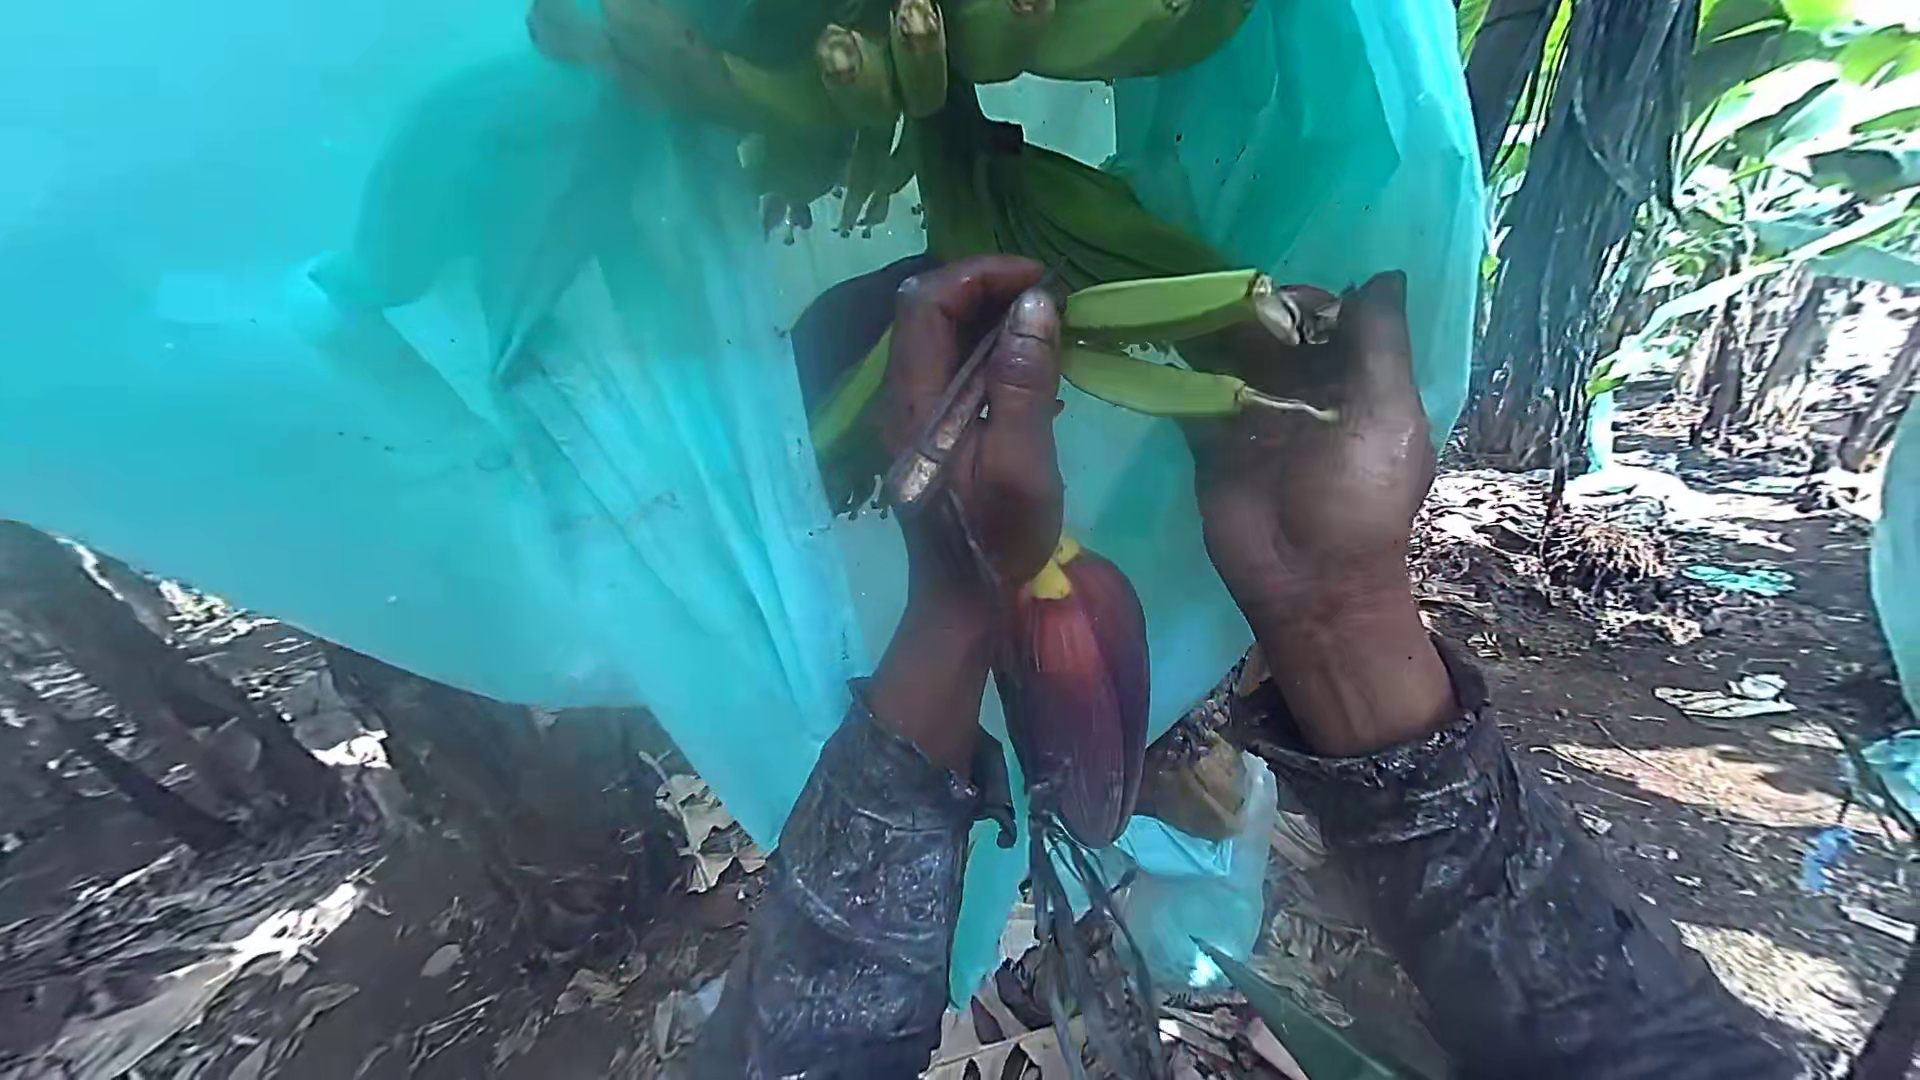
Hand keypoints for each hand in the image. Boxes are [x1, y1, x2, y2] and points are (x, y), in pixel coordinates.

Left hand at [882, 256, 1063, 609]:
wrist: (964, 598)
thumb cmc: (996, 539)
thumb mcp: (1022, 464)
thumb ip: (1023, 383)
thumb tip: (1035, 304)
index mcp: (915, 401)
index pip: (927, 302)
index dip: (980, 276)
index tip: (1039, 281)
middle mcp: (903, 398)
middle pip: (930, 313)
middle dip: (988, 292)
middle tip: (1047, 302)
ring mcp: (914, 415)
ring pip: (943, 340)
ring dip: (993, 323)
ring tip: (1047, 330)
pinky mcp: (932, 431)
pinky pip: (955, 371)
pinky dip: (992, 355)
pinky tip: (1033, 375)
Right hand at [1192, 271, 1452, 754]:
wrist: (1305, 577)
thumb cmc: (1359, 498)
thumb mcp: (1385, 416)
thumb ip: (1379, 348)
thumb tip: (1381, 275)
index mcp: (1351, 384)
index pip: (1323, 323)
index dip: (1299, 301)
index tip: (1268, 291)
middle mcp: (1298, 395)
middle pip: (1269, 340)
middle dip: (1244, 317)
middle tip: (1211, 297)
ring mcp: (1249, 421)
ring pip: (1227, 366)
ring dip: (1207, 340)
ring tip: (1181, 312)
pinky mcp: (1209, 446)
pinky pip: (1193, 403)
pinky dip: (1178, 379)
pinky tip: (1160, 351)